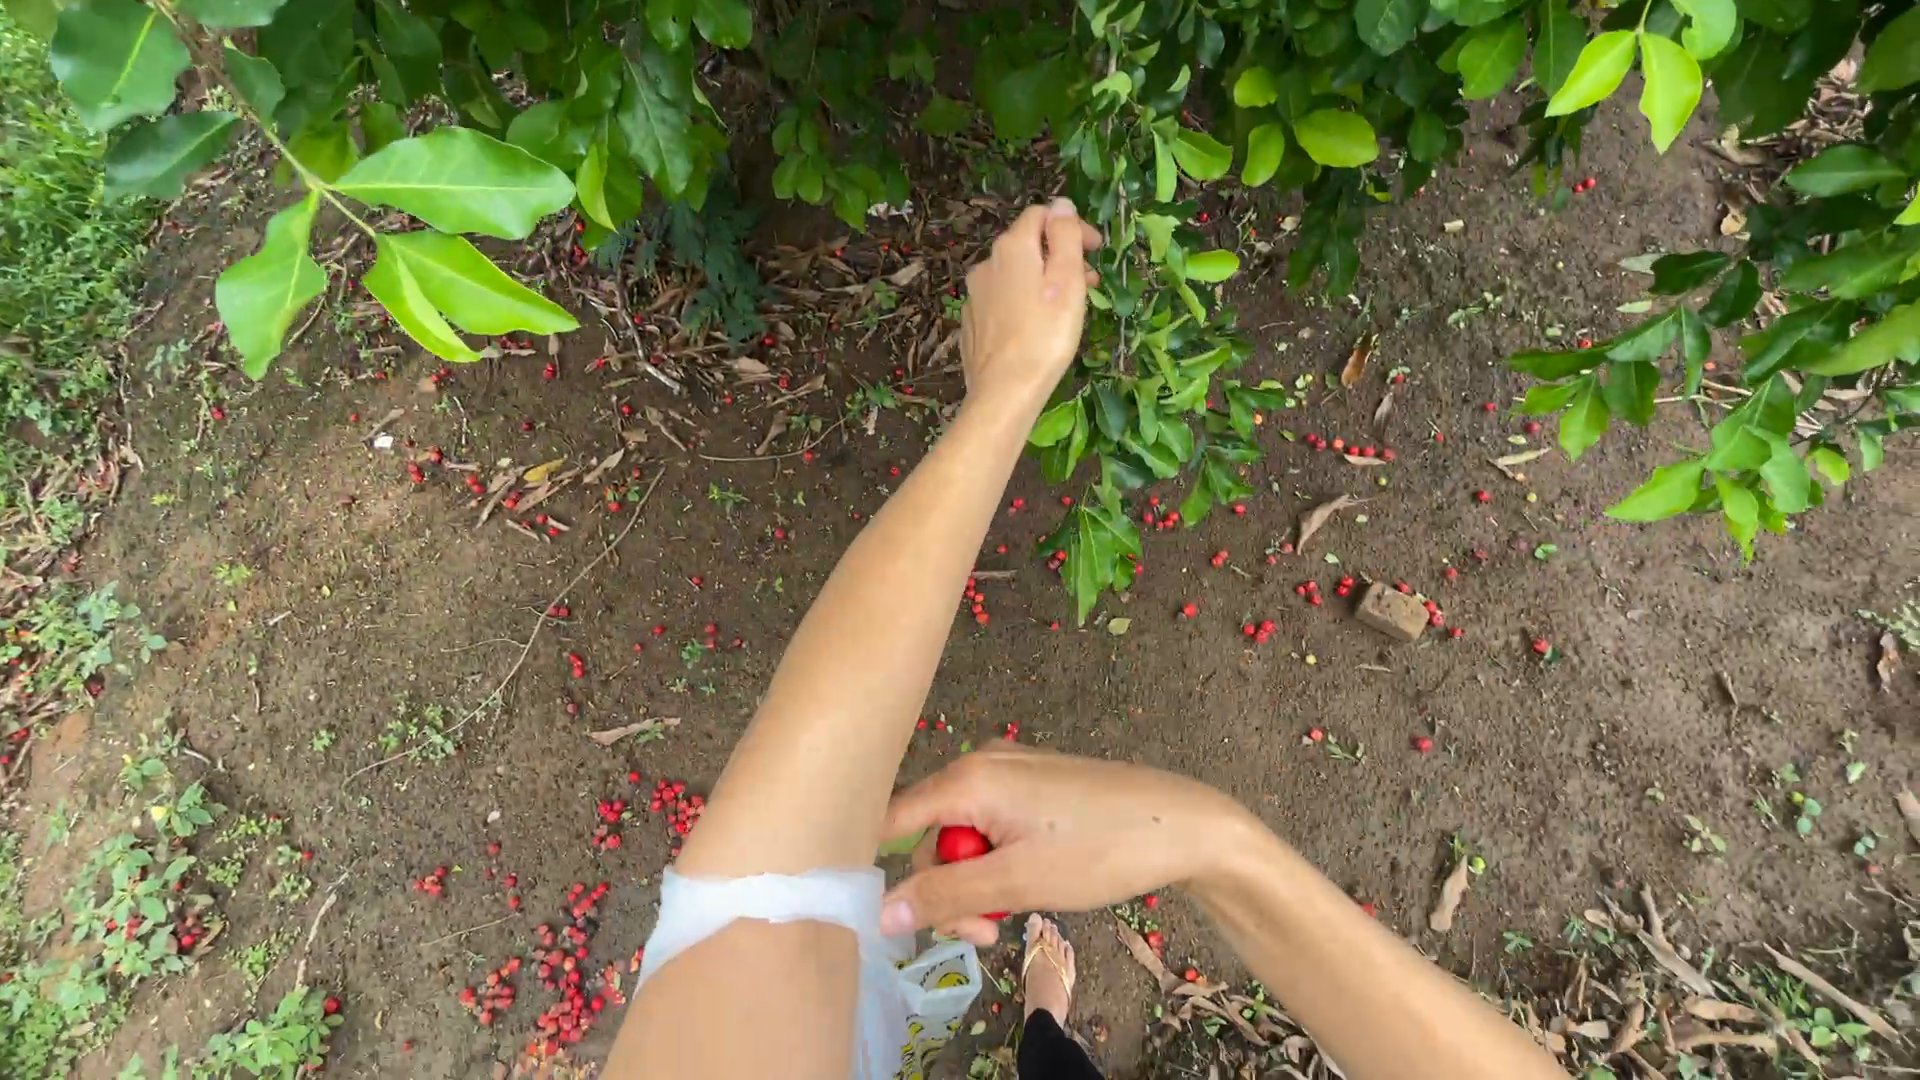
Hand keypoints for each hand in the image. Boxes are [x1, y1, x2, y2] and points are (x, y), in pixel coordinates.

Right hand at [877, 744, 1257, 943]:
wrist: (1181, 823)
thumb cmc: (1098, 850)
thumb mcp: (1017, 883)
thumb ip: (945, 897)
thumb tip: (880, 915)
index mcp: (968, 777)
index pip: (893, 820)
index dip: (882, 868)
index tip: (896, 919)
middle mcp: (980, 762)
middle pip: (932, 835)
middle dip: (949, 890)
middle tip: (989, 933)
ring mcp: (1009, 768)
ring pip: (964, 834)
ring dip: (977, 881)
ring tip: (1018, 908)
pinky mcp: (1033, 781)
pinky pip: (992, 824)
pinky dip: (1000, 860)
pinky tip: (1031, 877)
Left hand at [960, 198, 1102, 410]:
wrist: (1005, 392)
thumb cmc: (1045, 336)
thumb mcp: (1067, 280)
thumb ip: (1065, 236)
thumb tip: (1062, 205)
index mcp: (1011, 248)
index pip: (1041, 215)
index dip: (1071, 225)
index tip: (1095, 250)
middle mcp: (986, 265)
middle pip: (1026, 247)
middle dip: (1058, 256)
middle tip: (1088, 281)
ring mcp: (974, 297)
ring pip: (1014, 276)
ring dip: (1041, 281)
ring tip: (1066, 307)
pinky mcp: (972, 324)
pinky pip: (1002, 302)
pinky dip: (1022, 303)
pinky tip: (1036, 328)